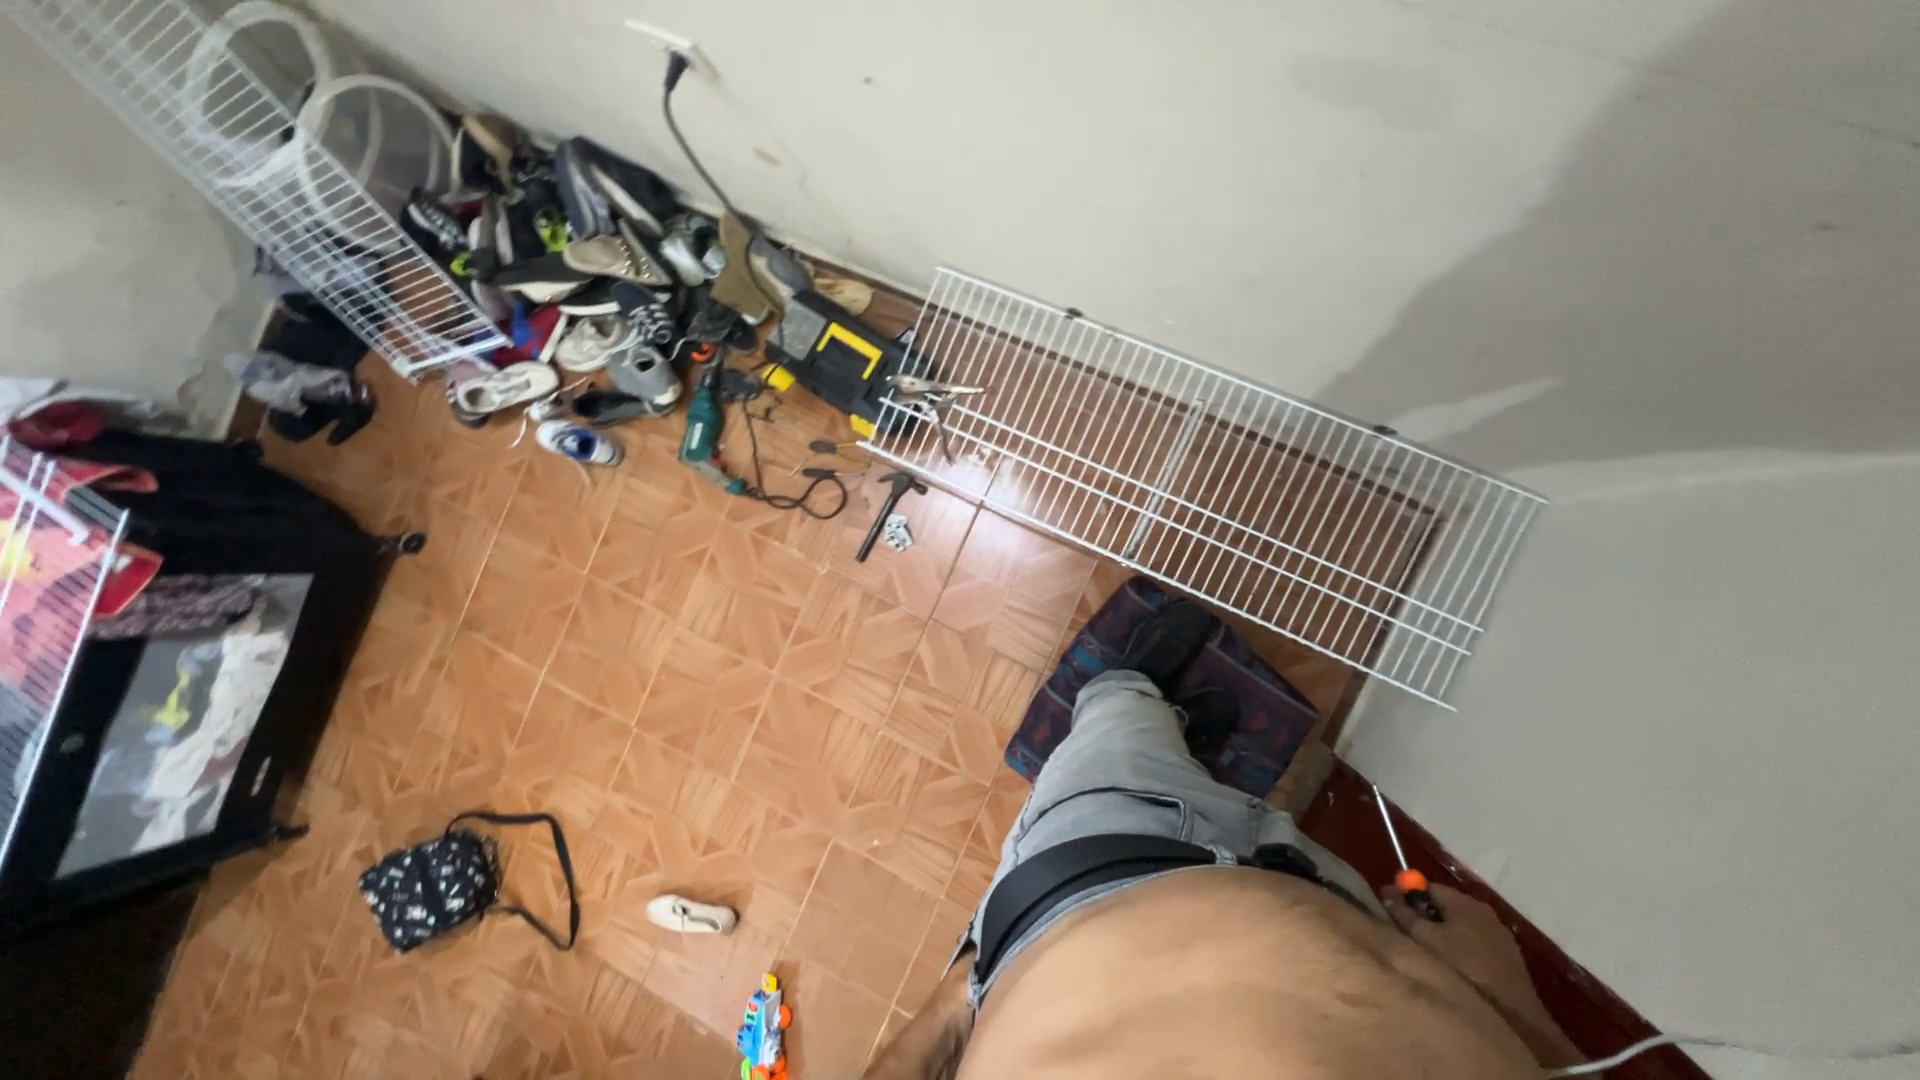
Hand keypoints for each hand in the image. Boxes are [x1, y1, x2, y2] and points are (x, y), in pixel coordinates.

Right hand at [1378, 881, 1542, 1019]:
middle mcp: (1486, 914)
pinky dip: (1458, 950)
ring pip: (1460, 927)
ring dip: (1440, 935)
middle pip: (1445, 906)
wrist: (1515, 1018)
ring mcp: (1501, 938)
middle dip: (1422, 915)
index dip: (1405, 894)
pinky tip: (1450, 968)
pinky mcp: (1508, 962)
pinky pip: (1474, 945)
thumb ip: (1403, 912)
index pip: (1428, 887)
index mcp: (1466, 903)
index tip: (1387, 906)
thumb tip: (1388, 892)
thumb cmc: (1463, 969)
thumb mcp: (1423, 938)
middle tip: (1402, 931)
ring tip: (1424, 952)